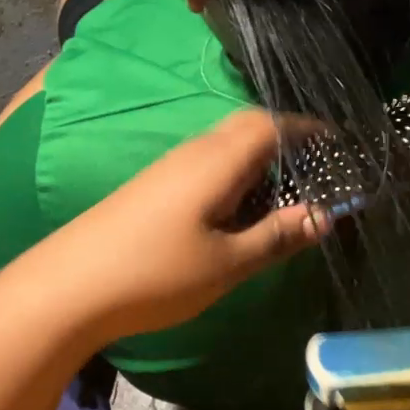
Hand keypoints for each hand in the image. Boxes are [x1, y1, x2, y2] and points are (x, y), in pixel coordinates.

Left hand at [11, 110, 323, 345]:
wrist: (69, 285)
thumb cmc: (156, 272)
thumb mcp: (228, 263)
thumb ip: (278, 235)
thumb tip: (325, 215)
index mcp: (219, 159)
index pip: (273, 124)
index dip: (309, 129)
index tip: (340, 142)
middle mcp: (196, 150)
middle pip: (250, 127)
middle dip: (287, 139)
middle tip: (318, 166)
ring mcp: (171, 165)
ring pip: (228, 145)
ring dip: (261, 157)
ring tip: (287, 190)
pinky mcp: (156, 183)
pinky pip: (209, 162)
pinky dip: (237, 173)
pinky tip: (240, 207)